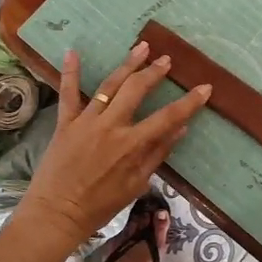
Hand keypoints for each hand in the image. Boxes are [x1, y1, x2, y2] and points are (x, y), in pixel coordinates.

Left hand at [19, 42, 211, 241]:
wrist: (56, 214)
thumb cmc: (100, 206)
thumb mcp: (136, 184)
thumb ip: (157, 154)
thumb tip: (181, 130)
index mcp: (131, 145)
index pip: (167, 117)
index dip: (189, 102)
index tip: (204, 88)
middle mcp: (111, 127)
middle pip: (137, 90)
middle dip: (154, 72)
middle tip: (166, 60)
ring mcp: (87, 121)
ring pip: (110, 85)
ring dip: (128, 64)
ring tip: (142, 47)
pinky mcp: (66, 122)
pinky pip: (69, 93)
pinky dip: (70, 72)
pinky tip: (72, 52)